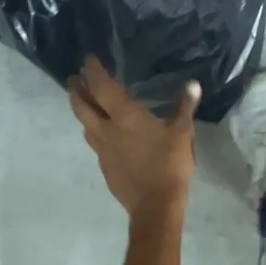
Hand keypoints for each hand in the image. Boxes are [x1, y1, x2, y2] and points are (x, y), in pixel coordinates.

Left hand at [69, 58, 200, 222]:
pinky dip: (93, 130)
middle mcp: (107, 130)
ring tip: (83, 102)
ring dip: (81, 110)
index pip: (102, 87)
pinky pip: (94, 142)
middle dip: (76, 90)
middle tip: (72, 78)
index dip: (93, 71)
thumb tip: (192, 84)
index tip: (87, 59)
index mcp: (125, 116)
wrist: (155, 206)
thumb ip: (185, 107)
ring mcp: (103, 151)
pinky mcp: (105, 167)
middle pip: (83, 106)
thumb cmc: (169, 164)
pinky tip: (102, 133)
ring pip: (85, 125)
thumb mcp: (183, 132)